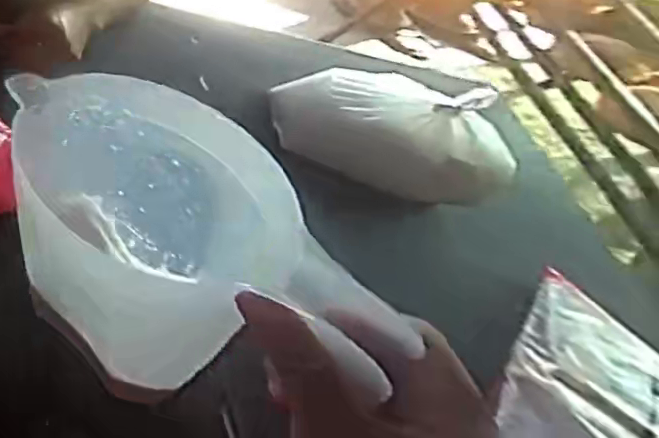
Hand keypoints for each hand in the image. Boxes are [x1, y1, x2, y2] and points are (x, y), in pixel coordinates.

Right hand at [237, 291, 494, 437]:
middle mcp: (463, 422)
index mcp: (455, 403)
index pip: (407, 332)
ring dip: (328, 381)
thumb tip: (253, 294)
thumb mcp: (329, 422)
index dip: (349, 317)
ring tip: (288, 395)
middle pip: (392, 360)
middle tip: (281, 363)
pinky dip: (343, 409)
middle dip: (328, 352)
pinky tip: (309, 419)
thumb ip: (297, 357)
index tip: (295, 323)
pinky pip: (384, 419)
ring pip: (383, 391)